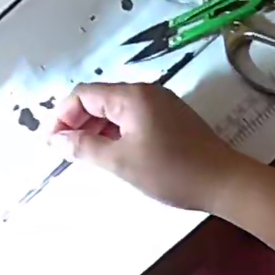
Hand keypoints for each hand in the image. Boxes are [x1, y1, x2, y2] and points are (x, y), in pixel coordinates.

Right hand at [49, 82, 256, 212]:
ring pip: (116, 111)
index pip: (84, 94)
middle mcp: (145, 93)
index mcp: (131, 96)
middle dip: (77, 122)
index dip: (62, 115)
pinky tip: (111, 153)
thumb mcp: (121, 162)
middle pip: (99, 99)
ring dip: (95, 129)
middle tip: (64, 150)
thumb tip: (56, 139)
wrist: (223, 181)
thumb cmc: (171, 171)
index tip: (51, 141)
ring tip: (84, 155)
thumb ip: (84, 147)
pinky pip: (133, 119)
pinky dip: (116, 133)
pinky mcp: (170, 119)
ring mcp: (160, 105)